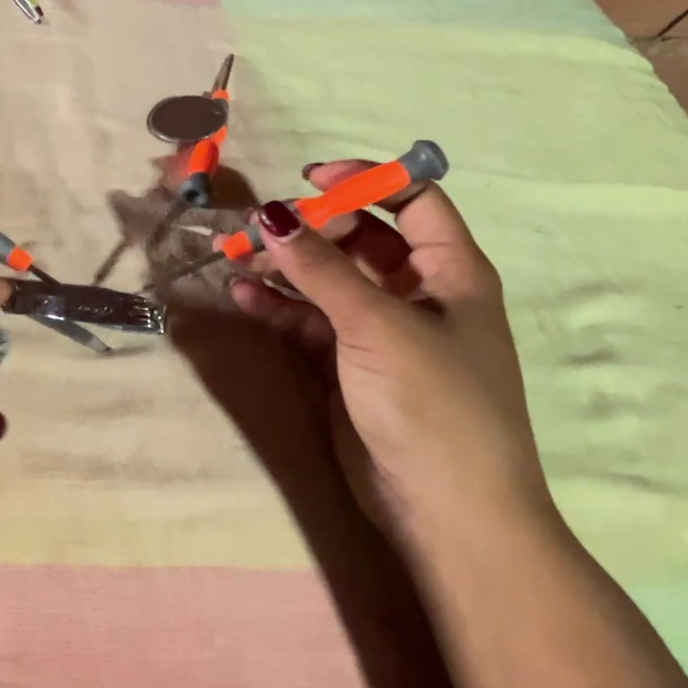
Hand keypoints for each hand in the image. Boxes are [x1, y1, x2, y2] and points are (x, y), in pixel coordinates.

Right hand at [225, 163, 552, 542]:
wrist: (445, 507)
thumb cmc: (434, 403)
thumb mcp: (378, 326)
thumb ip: (322, 269)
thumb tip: (269, 214)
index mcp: (451, 272)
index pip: (413, 200)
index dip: (367, 181)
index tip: (309, 180)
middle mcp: (416, 292)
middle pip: (360, 236)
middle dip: (310, 226)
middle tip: (261, 230)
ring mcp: (377, 328)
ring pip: (325, 278)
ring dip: (284, 265)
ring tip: (237, 258)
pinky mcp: (345, 362)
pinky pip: (305, 318)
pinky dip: (276, 305)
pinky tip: (241, 296)